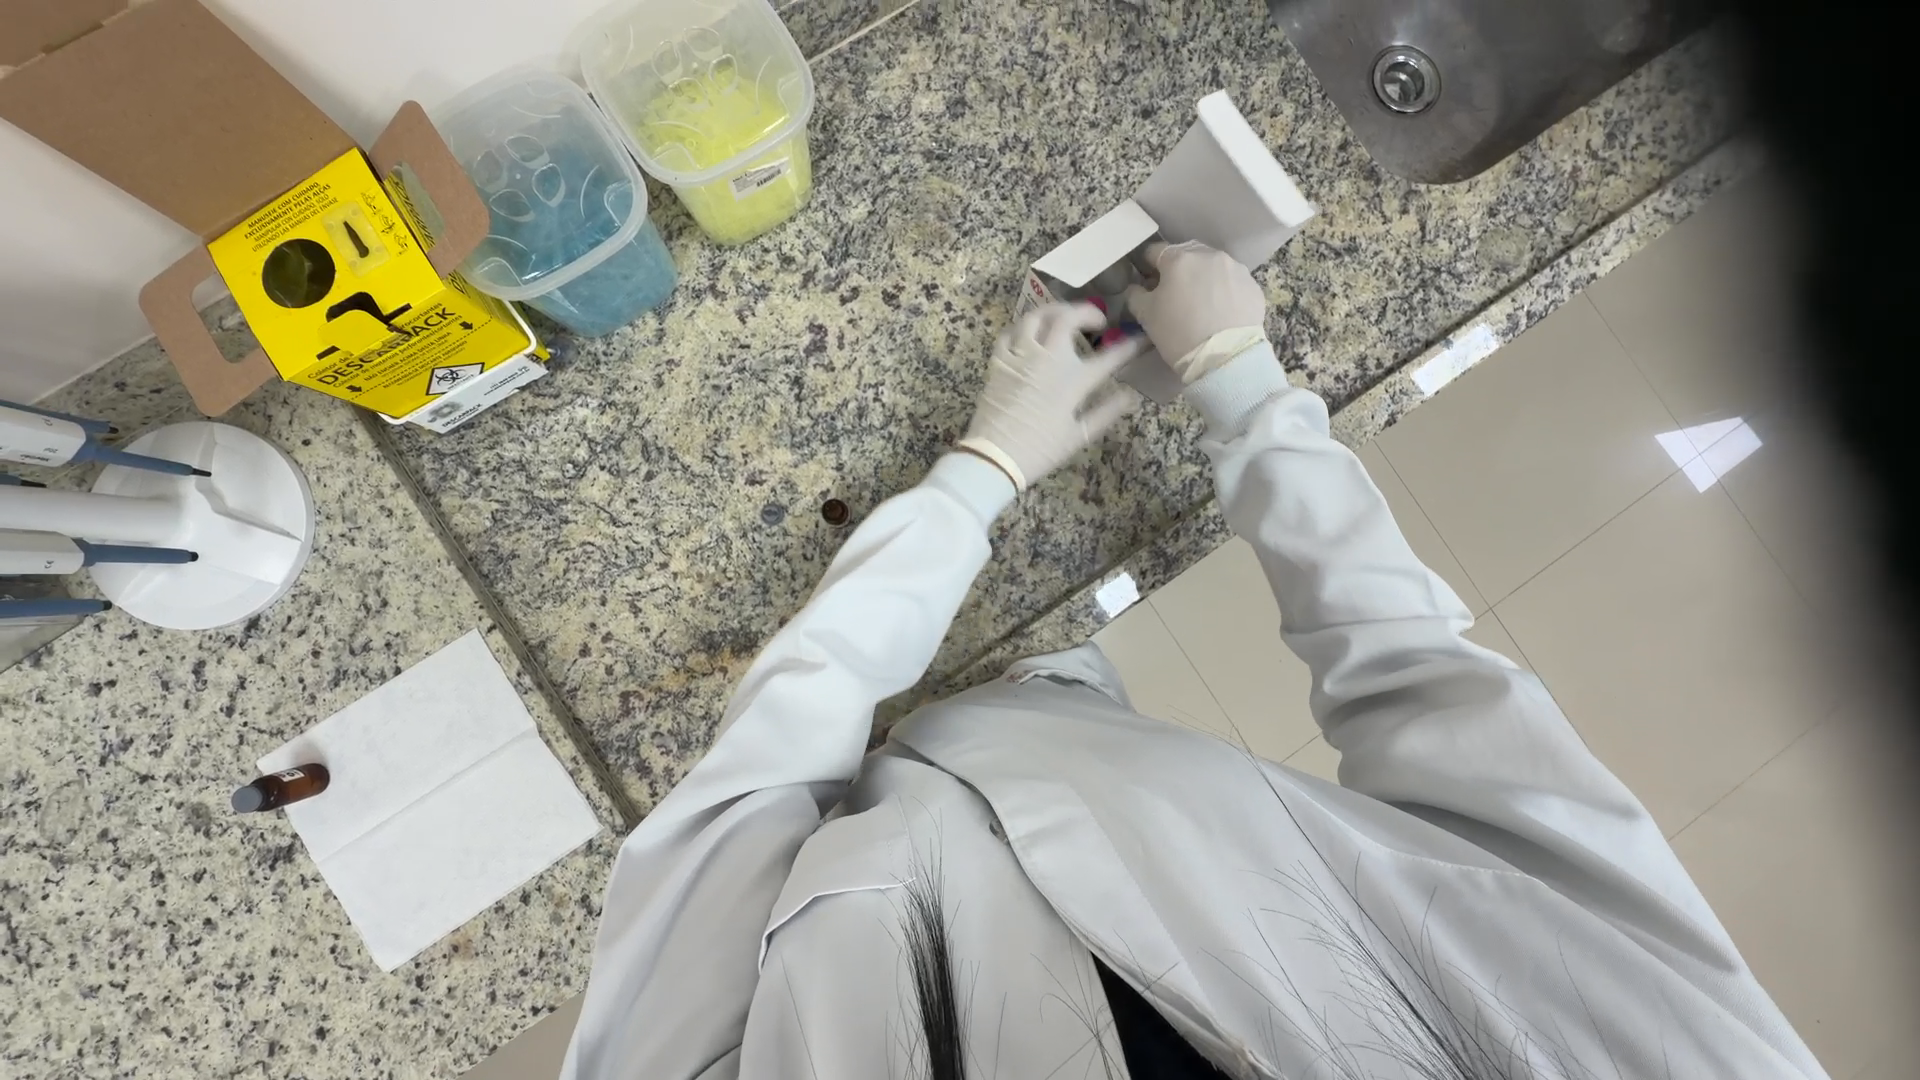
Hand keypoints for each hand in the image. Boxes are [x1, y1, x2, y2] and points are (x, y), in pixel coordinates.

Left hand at [957, 303, 1143, 490]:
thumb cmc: (1040, 450)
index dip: (1128, 346)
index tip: (1138, 340)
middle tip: (1096, 321)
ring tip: (1062, 318)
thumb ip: (1106, 412)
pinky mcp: (998, 362)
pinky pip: (1009, 333)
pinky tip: (1029, 335)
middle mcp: (1048, 359)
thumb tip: (1131, 397)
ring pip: (1035, 316)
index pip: (1108, 357)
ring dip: (1053, 312)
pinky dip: (1022, 329)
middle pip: (1067, 318)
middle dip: (1086, 312)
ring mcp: (1020, 357)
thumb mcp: (1078, 436)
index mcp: (1072, 380)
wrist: (995, 456)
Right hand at [1125, 242, 1267, 383]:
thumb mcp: (1146, 315)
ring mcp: (1235, 268)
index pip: (1156, 251)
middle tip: (1175, 293)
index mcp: (1179, 259)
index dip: (1148, 266)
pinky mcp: (1253, 286)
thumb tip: (1135, 287)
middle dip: (1179, 269)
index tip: (1148, 281)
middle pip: (1188, 255)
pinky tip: (1220, 312)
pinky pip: (1232, 282)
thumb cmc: (1178, 333)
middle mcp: (1210, 255)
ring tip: (1201, 303)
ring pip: (1213, 266)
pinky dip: (1224, 291)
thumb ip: (1135, 295)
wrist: (1224, 357)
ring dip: (1204, 278)